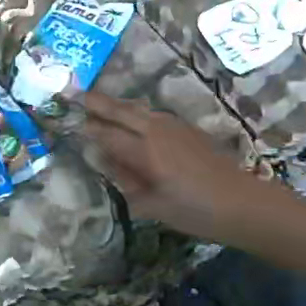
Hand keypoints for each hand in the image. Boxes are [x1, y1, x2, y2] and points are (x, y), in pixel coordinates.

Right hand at [80, 90, 269, 239]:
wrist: (246, 204)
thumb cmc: (197, 212)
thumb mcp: (154, 206)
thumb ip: (124, 181)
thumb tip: (101, 160)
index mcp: (145, 151)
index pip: (104, 133)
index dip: (81, 126)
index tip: (59, 118)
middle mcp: (155, 130)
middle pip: (117, 109)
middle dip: (92, 101)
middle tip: (69, 92)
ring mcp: (172, 125)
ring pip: (134, 107)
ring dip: (112, 103)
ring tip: (93, 101)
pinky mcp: (185, 127)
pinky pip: (149, 111)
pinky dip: (131, 109)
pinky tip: (129, 115)